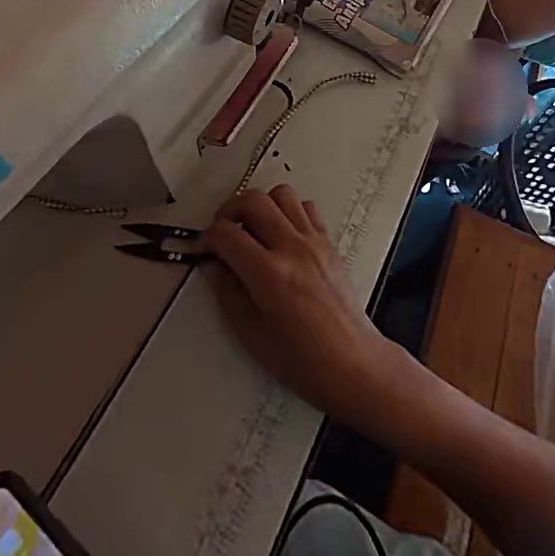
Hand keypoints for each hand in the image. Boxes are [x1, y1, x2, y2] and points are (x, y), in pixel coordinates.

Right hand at [202, 186, 410, 427]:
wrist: (350, 361)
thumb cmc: (305, 359)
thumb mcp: (252, 333)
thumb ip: (228, 292)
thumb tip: (215, 266)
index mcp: (269, 274)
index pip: (227, 234)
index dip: (207, 238)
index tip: (204, 248)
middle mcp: (293, 249)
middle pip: (253, 200)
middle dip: (230, 209)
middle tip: (223, 229)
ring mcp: (314, 243)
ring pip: (282, 194)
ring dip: (262, 204)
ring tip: (252, 226)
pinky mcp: (329, 244)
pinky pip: (307, 208)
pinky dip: (290, 211)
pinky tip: (281, 233)